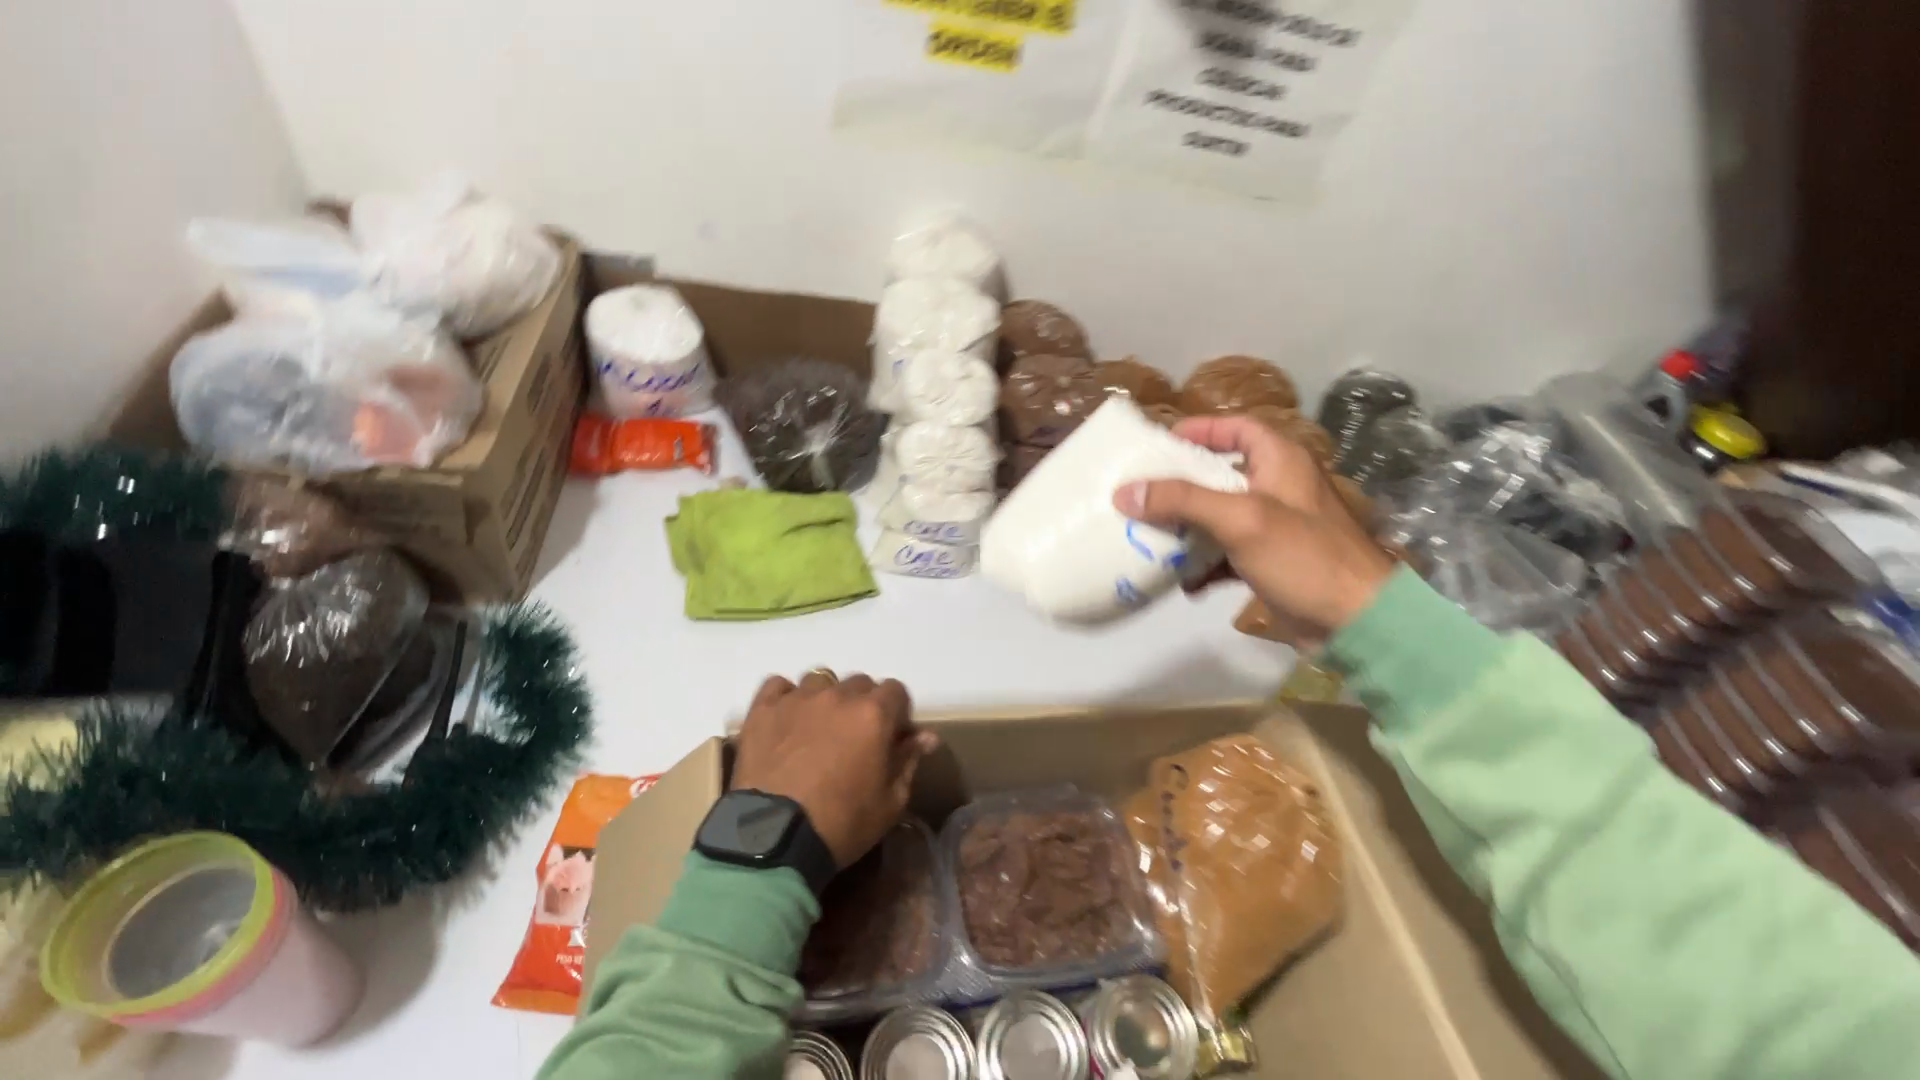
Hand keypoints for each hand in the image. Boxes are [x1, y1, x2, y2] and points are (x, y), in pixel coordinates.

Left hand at [731, 671, 938, 868]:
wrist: (774, 839)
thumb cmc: (841, 824)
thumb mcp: (890, 802)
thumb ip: (909, 761)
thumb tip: (926, 737)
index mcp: (874, 714)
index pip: (896, 691)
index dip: (897, 713)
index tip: (890, 738)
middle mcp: (837, 696)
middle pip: (859, 684)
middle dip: (863, 706)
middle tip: (854, 739)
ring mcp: (797, 699)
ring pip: (820, 682)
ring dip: (826, 700)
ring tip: (818, 731)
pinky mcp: (763, 710)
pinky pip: (779, 686)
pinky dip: (786, 698)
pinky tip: (787, 721)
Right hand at [1114, 415, 1393, 643]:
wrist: (1357, 622)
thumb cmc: (1305, 558)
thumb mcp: (1241, 519)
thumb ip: (1183, 500)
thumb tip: (1124, 492)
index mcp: (1281, 462)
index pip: (1237, 427)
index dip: (1200, 429)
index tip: (1159, 444)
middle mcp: (1278, 488)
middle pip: (1219, 474)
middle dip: (1179, 485)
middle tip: (1138, 492)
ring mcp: (1274, 528)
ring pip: (1218, 517)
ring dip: (1185, 528)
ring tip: (1146, 535)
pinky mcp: (1270, 563)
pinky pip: (1225, 555)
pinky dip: (1202, 564)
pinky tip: (1180, 581)